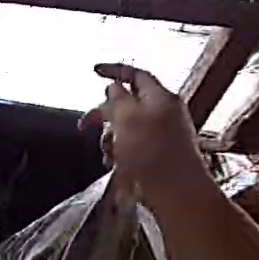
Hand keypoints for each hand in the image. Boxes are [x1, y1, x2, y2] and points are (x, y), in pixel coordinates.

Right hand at [80, 63, 207, 205]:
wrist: (173, 189)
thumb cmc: (150, 151)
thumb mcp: (127, 118)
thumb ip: (117, 98)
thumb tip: (113, 87)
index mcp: (160, 99)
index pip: (136, 75)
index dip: (114, 70)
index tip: (93, 71)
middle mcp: (161, 112)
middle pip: (125, 102)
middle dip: (103, 113)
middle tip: (85, 124)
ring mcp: (159, 131)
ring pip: (122, 124)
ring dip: (108, 136)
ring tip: (108, 152)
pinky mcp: (154, 150)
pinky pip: (127, 141)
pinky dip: (116, 149)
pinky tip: (115, 161)